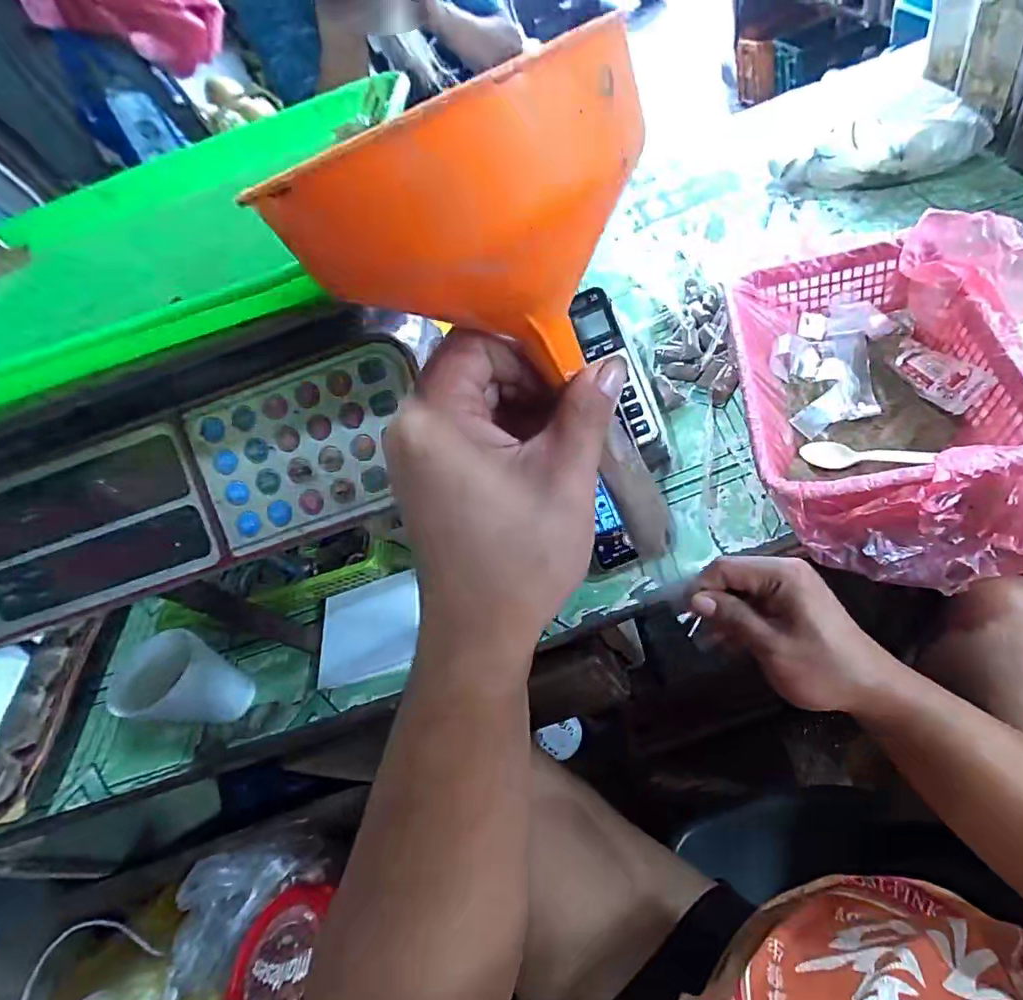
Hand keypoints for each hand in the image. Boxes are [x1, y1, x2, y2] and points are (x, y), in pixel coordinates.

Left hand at [386, 331, 623, 661]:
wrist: (482, 634)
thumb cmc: (524, 557)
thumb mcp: (565, 478)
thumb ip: (586, 413)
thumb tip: (609, 364)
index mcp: (434, 418)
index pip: (476, 343)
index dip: (529, 351)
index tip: (574, 380)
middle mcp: (412, 427)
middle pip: (475, 371)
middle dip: (531, 384)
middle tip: (578, 414)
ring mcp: (416, 455)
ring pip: (477, 403)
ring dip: (525, 412)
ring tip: (567, 443)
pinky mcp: (428, 478)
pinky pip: (470, 434)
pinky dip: (509, 436)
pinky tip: (544, 462)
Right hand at [688, 556, 908, 714]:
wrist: (869, 686)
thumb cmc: (821, 668)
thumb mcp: (771, 646)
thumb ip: (734, 618)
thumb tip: (696, 599)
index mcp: (782, 573)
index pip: (725, 566)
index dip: (701, 588)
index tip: (686, 619)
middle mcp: (785, 571)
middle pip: (733, 575)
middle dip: (711, 601)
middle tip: (696, 633)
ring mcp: (790, 587)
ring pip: (742, 591)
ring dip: (723, 613)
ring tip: (708, 642)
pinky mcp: (792, 603)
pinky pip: (756, 603)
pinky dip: (740, 620)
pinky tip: (729, 644)